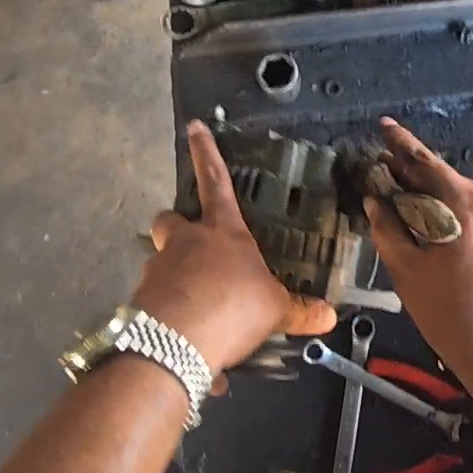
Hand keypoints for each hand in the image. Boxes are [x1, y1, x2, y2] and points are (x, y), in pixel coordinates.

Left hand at [134, 122, 336, 372]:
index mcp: (221, 230)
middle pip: (170, 220)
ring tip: (204, 315)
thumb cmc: (232, 308)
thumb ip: (299, 310)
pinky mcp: (142, 304)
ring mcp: (159, 271)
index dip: (206, 151)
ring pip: (164, 264)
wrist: (173, 347)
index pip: (216, 179)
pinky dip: (176, 322)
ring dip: (179, 281)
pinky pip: (162, 307)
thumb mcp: (275, 309)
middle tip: (193, 246)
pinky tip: (194, 347)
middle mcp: (186, 243)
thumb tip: (330, 316)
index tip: (194, 125)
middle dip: (177, 227)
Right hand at [363, 117, 472, 382]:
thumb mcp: (409, 273)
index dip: (400, 143)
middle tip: (385, 182)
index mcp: (468, 204)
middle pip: (446, 181)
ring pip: (464, 199)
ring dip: (438, 205)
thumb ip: (388, 228)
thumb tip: (375, 199)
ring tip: (412, 223)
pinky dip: (459, 219)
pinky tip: (443, 240)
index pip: (426, 162)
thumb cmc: (454, 318)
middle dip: (415, 183)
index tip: (384, 125)